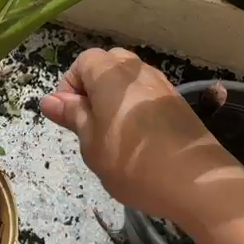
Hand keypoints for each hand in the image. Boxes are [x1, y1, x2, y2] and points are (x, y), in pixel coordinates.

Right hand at [38, 48, 243, 225]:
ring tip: (112, 136)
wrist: (195, 182)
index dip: (70, 86)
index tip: (68, 117)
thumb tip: (48, 100)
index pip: (83, 62)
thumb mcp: (90, 142)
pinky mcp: (177, 104)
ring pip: (129, 81)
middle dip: (93, 88)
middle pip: (108, 65)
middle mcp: (137, 71)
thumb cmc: (130, 162)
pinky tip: (136, 141)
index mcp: (110, 75)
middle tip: (88, 124)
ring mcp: (161, 86)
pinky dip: (135, 109)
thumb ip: (72, 115)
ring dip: (114, 99)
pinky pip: (147, 96)